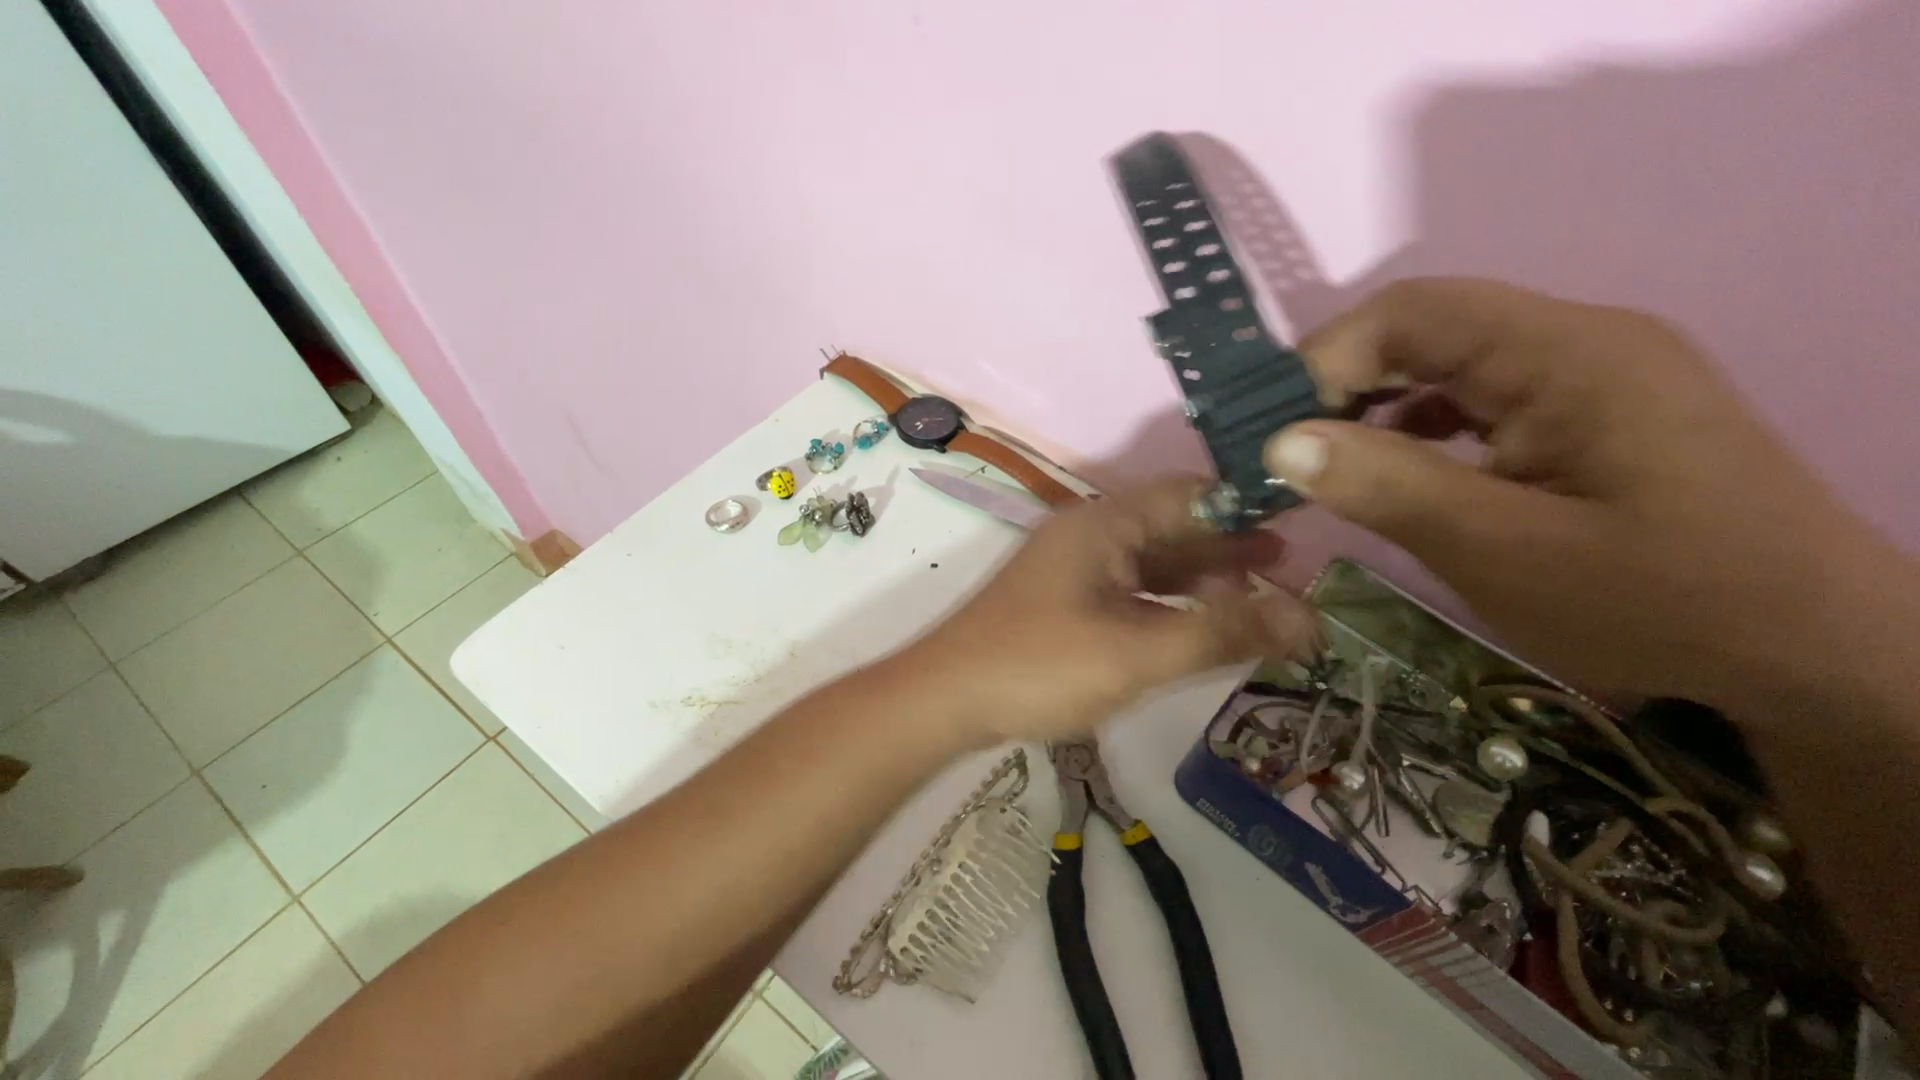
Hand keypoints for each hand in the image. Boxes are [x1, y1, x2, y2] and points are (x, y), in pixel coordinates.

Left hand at [897, 477, 1320, 743]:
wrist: (942, 702)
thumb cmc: (1040, 667)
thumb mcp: (1139, 652)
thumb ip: (1223, 633)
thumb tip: (1310, 620)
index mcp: (1104, 523)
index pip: (1191, 495)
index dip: (1248, 509)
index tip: (1303, 527)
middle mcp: (1090, 535)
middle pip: (1174, 529)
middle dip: (1232, 550)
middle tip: (1293, 571)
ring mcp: (1074, 571)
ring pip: (1153, 564)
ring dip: (1204, 582)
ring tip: (1264, 600)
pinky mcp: (1065, 605)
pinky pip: (1131, 593)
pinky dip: (1171, 607)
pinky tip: (1203, 629)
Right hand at [1262, 278, 1905, 710]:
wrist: (1816, 654)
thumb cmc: (1658, 603)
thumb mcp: (1500, 551)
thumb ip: (1386, 486)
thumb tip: (1280, 442)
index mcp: (1566, 352)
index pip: (1412, 312)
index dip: (1325, 360)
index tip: (1271, 432)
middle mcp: (1582, 341)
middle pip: (1431, 331)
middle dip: (1345, 385)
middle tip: (1286, 454)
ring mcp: (1596, 376)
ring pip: (1455, 365)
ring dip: (1382, 407)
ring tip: (1330, 465)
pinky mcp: (1600, 415)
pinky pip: (1490, 399)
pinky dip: (1428, 428)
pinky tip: (1404, 472)